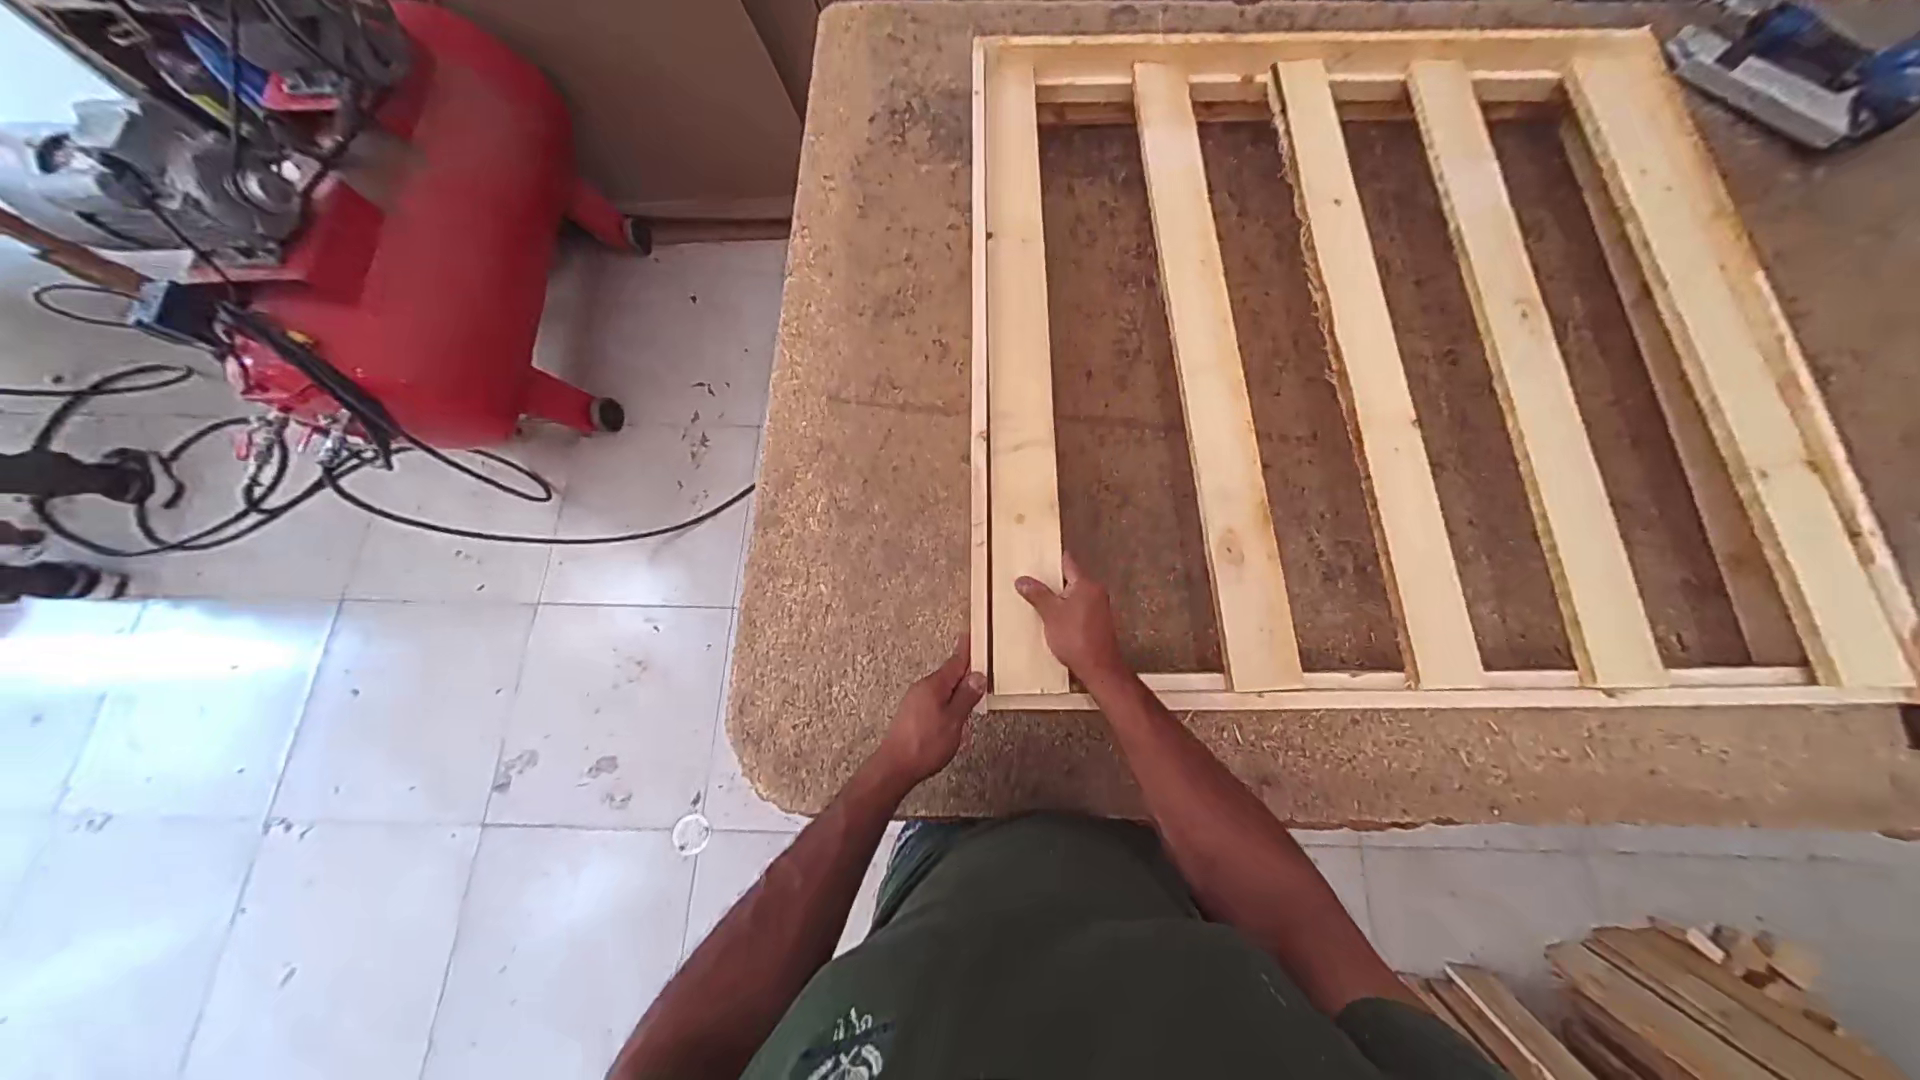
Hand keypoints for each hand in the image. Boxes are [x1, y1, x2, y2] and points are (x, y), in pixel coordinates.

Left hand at [871, 636, 986, 786]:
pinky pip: (934, 699)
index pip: (955, 661)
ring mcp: (915, 700)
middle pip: (948, 674)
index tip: (971, 635)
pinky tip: (953, 711)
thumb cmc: (924, 745)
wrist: (895, 766)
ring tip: (972, 692)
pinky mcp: (912, 713)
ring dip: (956, 688)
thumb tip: (977, 676)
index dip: (966, 649)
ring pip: (941, 688)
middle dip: (965, 670)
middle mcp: (922, 688)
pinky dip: (947, 700)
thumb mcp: (954, 720)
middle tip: (980, 665)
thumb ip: (966, 697)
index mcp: (934, 685)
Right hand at [1014, 551, 1128, 683]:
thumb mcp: (1050, 614)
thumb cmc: (1075, 638)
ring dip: (1058, 597)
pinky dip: (1066, 609)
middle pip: (1070, 578)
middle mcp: (1096, 591)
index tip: (1036, 558)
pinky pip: (1079, 607)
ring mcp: (1099, 607)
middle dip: (1052, 581)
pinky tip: (1053, 618)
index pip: (1067, 562)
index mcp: (1086, 584)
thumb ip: (1037, 594)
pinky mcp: (1098, 621)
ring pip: (1074, 594)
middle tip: (1031, 581)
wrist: (1099, 668)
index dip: (1051, 559)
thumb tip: (1022, 580)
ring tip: (1038, 601)